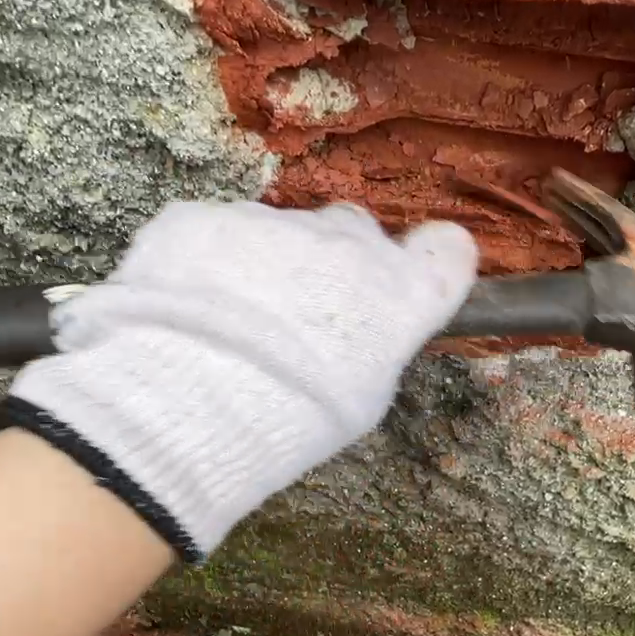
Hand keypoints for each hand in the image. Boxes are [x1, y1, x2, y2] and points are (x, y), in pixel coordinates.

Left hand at [0, 203, 477, 561]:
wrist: (195, 399)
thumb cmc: (297, 418)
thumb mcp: (362, 398)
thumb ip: (374, 341)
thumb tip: (360, 325)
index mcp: (402, 293)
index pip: (448, 250)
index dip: (428, 262)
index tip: (406, 280)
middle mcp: (347, 242)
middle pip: (353, 232)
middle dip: (333, 261)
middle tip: (299, 313)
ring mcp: (274, 221)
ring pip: (277, 233)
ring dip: (263, 265)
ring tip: (228, 325)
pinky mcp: (205, 217)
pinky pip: (215, 233)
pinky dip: (205, 262)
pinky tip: (186, 310)